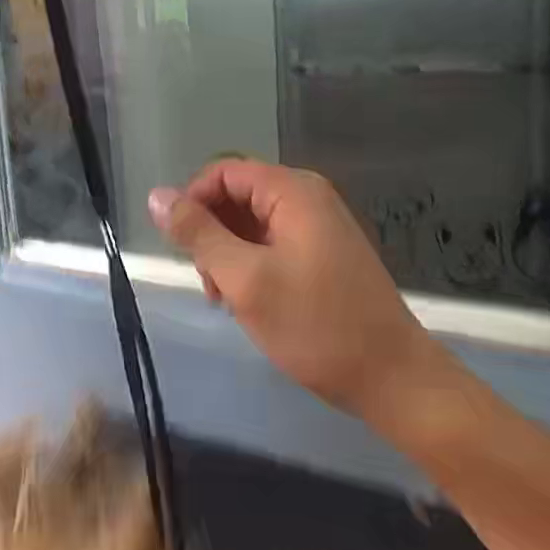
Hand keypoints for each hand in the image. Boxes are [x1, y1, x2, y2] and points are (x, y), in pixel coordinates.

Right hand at [148, 158, 444, 418]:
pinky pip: (273, 242)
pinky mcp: (323, 252)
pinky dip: (251, 264)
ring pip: (252, 223)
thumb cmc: (316, 326)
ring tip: (226, 298)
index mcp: (293, 191)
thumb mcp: (245, 279)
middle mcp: (308, 197)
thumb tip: (157, 195)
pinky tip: (248, 301)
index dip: (193, 202)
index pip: (223, 172)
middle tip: (208, 283)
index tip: (180, 248)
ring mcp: (319, 225)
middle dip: (212, 233)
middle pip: (238, 195)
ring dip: (228, 254)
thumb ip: (199, 234)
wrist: (392, 377)